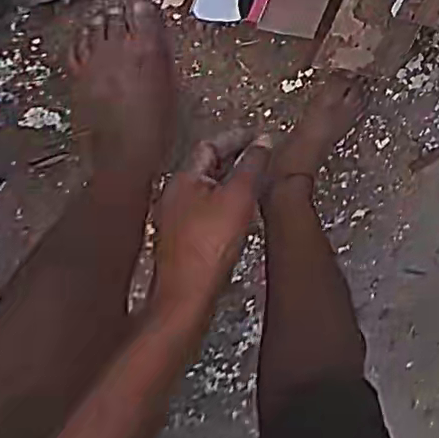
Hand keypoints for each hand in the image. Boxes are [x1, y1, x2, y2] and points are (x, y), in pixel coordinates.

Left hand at [151, 130, 273, 313]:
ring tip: (259, 182)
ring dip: (233, 181)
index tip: (260, 138)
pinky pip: (208, 209)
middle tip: (264, 157)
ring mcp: (175, 219)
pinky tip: (244, 213)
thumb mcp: (240, 196)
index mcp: (183, 179)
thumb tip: (263, 142)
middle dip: (237, 159)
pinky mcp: (182, 241)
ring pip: (209, 188)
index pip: (212, 144)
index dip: (238, 138)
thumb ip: (252, 164)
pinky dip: (227, 203)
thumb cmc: (209, 247)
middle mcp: (174, 195)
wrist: (186, 299)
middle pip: (209, 165)